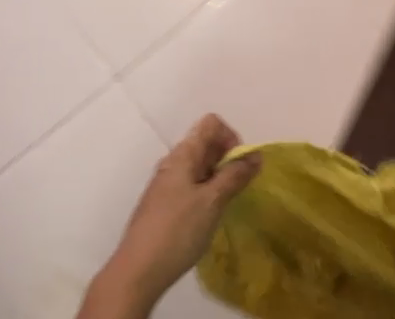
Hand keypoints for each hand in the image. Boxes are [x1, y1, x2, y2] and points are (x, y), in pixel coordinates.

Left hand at [81, 114, 262, 318]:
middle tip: (237, 189)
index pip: (211, 123)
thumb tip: (257, 154)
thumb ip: (235, 176)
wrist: (137, 271)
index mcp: (183, 154)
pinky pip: (191, 185)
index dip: (231, 137)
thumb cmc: (177, 231)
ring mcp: (166, 183)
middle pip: (205, 143)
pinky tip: (207, 218)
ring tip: (224, 206)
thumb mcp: (212, 202)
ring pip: (199, 166)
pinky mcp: (163, 204)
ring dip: (218, 178)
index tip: (240, 166)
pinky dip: (206, 192)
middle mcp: (173, 162)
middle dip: (227, 159)